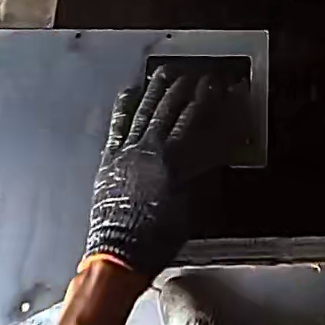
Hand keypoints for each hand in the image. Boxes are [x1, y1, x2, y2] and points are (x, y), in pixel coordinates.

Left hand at [82, 67, 227, 275]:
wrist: (118, 251)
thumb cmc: (156, 238)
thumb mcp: (190, 207)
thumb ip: (199, 174)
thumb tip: (210, 153)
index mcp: (172, 160)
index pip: (193, 119)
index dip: (205, 99)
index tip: (213, 85)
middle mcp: (149, 148)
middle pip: (169, 108)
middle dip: (184, 87)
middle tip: (194, 73)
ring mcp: (128, 148)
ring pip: (145, 109)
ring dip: (157, 88)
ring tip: (166, 72)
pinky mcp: (111, 154)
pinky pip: (119, 122)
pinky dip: (126, 104)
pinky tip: (131, 91)